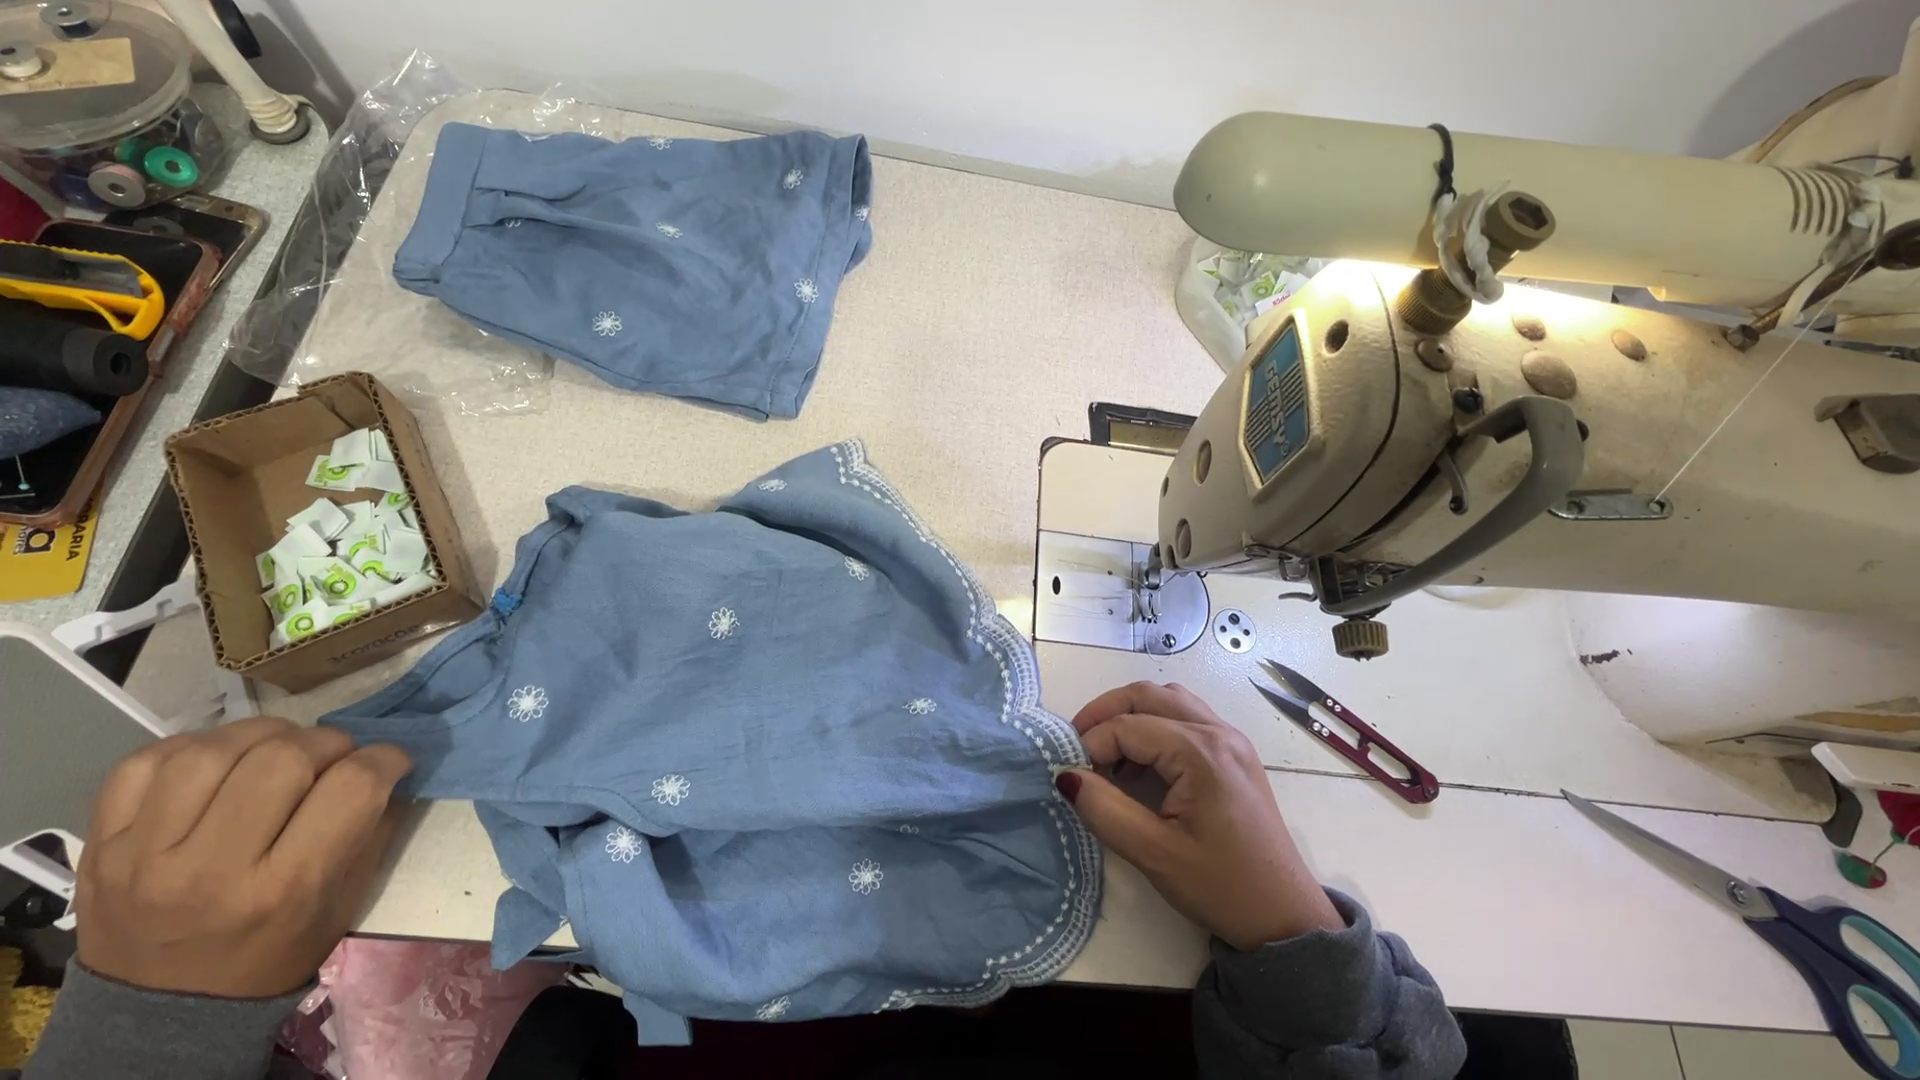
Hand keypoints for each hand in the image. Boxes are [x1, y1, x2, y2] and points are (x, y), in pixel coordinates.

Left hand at [75, 716, 412, 997]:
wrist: (163, 1009)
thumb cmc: (274, 953)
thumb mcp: (342, 902)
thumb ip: (371, 829)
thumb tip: (389, 766)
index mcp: (284, 889)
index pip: (352, 787)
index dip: (385, 759)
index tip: (392, 761)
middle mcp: (211, 868)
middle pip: (284, 757)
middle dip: (329, 742)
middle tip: (337, 757)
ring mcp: (143, 854)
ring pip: (213, 748)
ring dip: (264, 734)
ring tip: (279, 749)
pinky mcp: (101, 843)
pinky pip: (144, 763)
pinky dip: (194, 746)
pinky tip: (220, 761)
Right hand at [1058, 682, 1342, 949]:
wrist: (1284, 917)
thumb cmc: (1222, 887)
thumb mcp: (1154, 854)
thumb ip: (1105, 810)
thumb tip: (1065, 776)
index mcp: (1201, 752)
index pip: (1128, 726)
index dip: (1091, 745)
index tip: (1068, 774)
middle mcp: (1219, 733)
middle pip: (1148, 694)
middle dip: (1105, 712)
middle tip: (1075, 745)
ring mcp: (1231, 741)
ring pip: (1168, 700)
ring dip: (1131, 714)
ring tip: (1105, 752)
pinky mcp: (1234, 755)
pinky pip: (1186, 718)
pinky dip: (1154, 725)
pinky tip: (1138, 764)